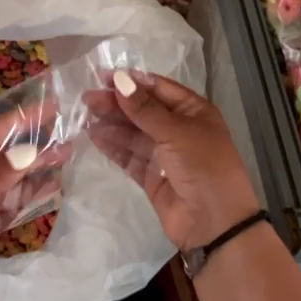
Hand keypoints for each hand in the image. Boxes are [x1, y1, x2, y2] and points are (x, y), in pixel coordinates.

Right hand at [86, 70, 259, 250]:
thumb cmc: (203, 166)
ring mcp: (164, 154)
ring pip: (133, 133)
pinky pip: (129, 155)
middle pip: (143, 110)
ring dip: (111, 124)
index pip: (158, 89)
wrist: (215, 224)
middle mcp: (178, 129)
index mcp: (193, 112)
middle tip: (88, 98)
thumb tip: (119, 80)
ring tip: (85, 116)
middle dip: (117, 104)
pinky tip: (94, 136)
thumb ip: (144, 108)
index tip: (104, 77)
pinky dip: (113, 146)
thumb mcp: (176, 132)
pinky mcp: (151, 176)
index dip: (133, 82)